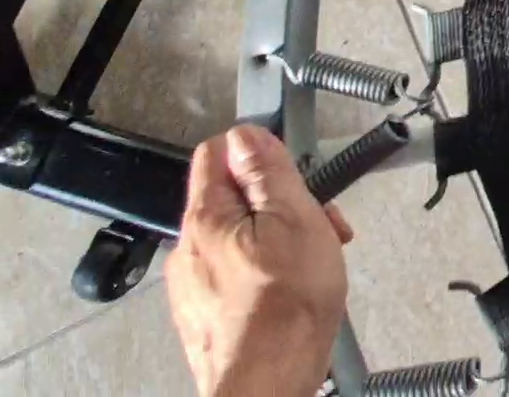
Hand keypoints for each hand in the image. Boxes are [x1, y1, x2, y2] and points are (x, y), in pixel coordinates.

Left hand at [166, 124, 352, 396]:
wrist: (269, 375)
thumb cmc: (289, 297)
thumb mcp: (295, 217)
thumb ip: (268, 174)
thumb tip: (244, 136)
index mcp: (206, 220)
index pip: (215, 156)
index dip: (257, 150)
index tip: (293, 166)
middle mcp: (189, 249)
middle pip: (235, 196)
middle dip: (284, 198)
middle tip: (320, 218)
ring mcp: (194, 283)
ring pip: (243, 232)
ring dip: (284, 230)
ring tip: (318, 253)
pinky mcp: (208, 309)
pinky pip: (240, 265)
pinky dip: (272, 261)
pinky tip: (298, 279)